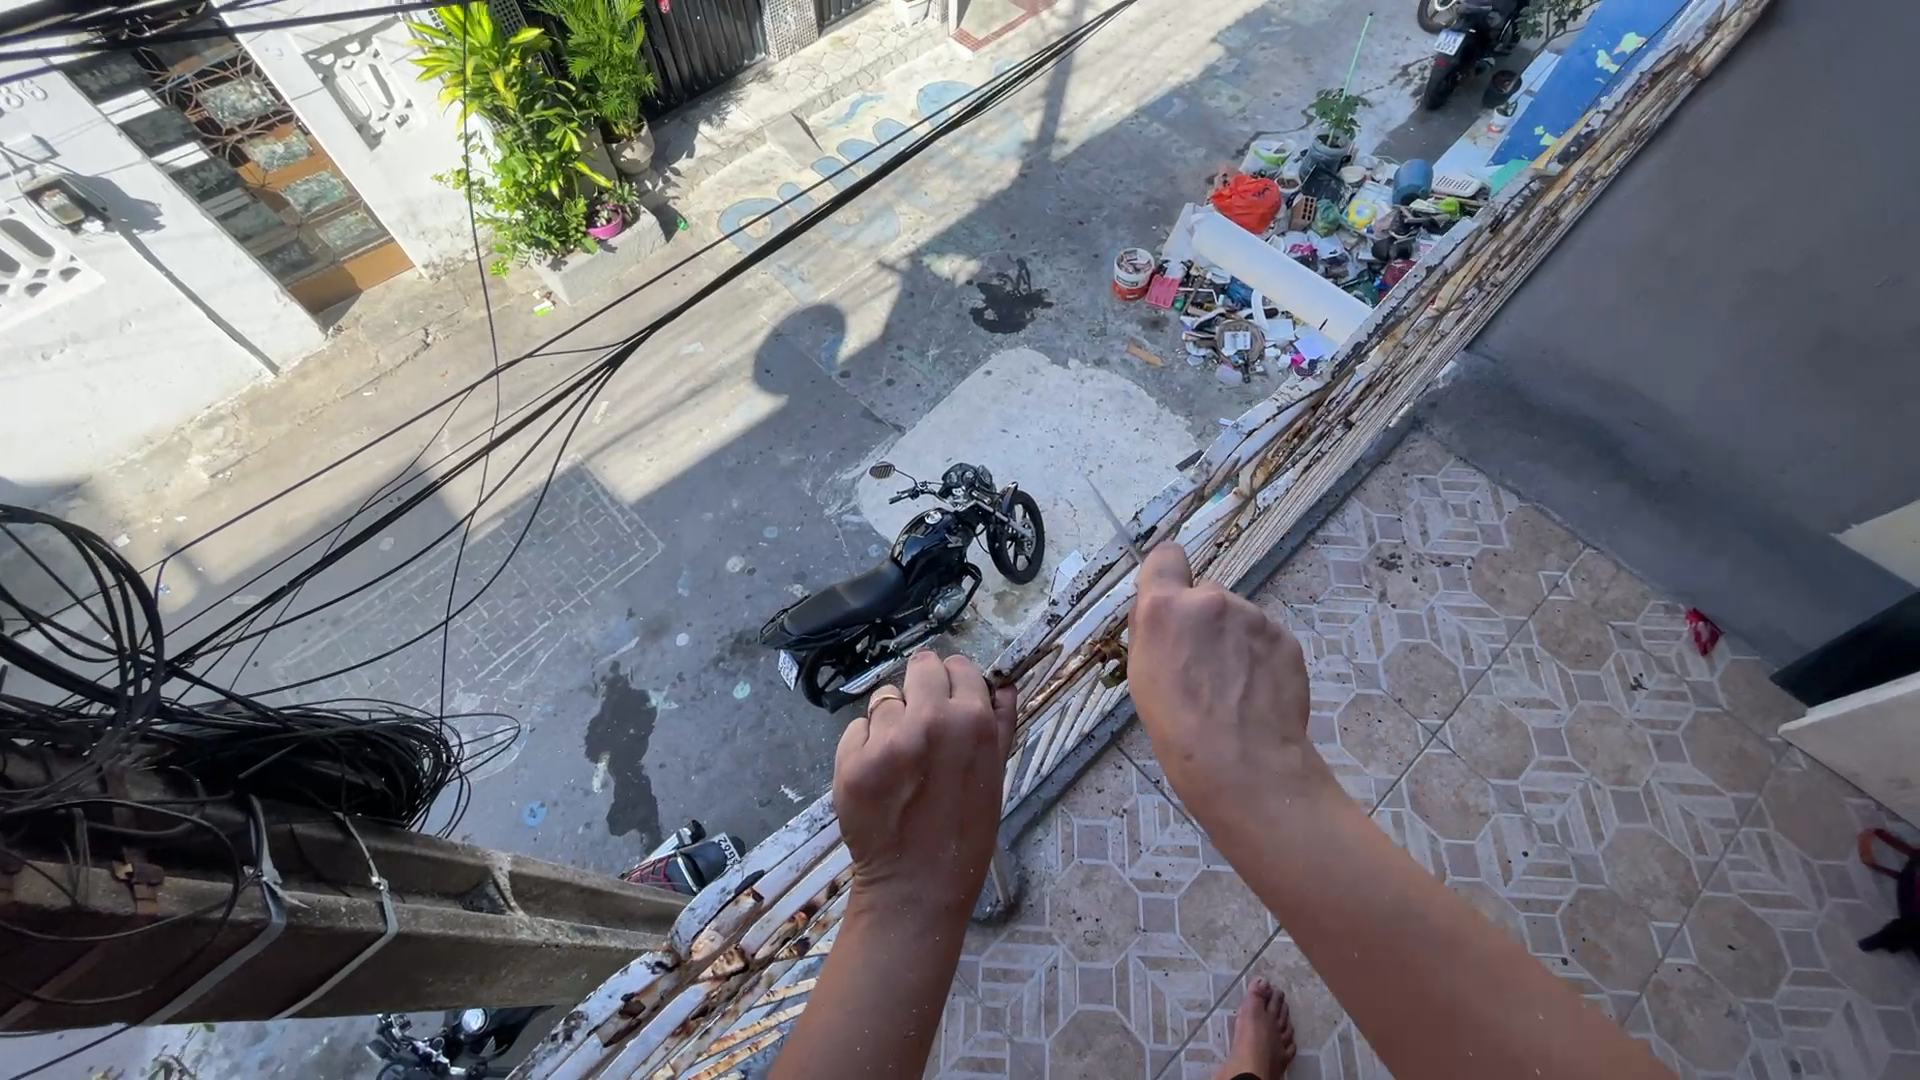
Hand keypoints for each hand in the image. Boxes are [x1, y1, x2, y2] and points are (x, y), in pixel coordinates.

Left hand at [833, 650, 1015, 913]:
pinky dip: (865, 744)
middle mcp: (929, 719)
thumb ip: (1000, 723)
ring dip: (891, 719)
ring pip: (885, 698)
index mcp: (973, 720)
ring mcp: (887, 739)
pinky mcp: (852, 759)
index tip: (949, 702)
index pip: (958, 666)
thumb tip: (1003, 683)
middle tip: (922, 721)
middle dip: (921, 687)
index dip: (954, 683)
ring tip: (901, 759)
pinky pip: (857, 727)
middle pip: (920, 666)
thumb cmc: (966, 831)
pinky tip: (878, 774)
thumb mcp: (996, 773)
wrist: (917, 884)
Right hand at [1126, 543, 1327, 819]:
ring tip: (1232, 687)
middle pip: (1203, 594)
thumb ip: (1153, 630)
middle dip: (1202, 619)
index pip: (1166, 556)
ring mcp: (1254, 616)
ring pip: (1236, 618)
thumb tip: (1162, 612)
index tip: (1168, 601)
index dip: (1166, 575)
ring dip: (1232, 640)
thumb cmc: (1176, 727)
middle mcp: (1210, 599)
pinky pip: (1264, 638)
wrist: (1243, 764)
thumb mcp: (1141, 673)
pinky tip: (1256, 693)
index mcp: (1165, 607)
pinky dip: (1258, 658)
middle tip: (1201, 665)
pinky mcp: (1285, 638)